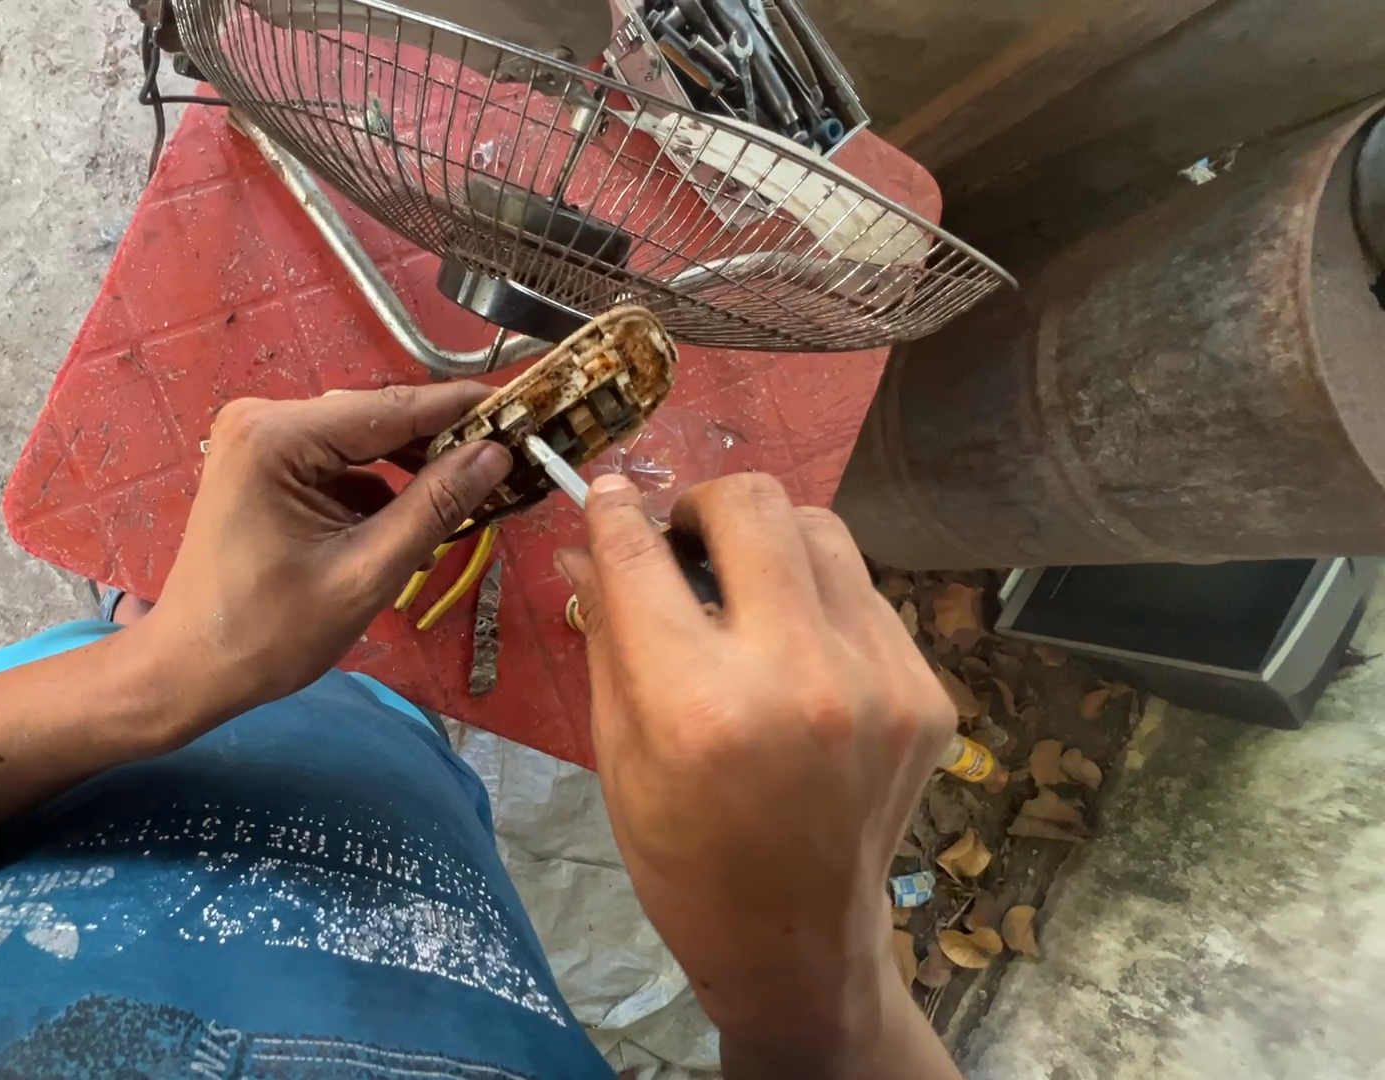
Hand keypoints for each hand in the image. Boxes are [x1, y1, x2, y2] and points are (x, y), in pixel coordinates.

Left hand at [141, 384, 510, 721]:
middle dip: (439, 442)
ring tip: (470, 488)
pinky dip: (376, 486)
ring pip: (359, 441)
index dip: (462, 407)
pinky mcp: (264, 466)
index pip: (391, 408)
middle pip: (375, 420)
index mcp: (277, 437)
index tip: (522, 403)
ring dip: (410, 466)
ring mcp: (259, 441)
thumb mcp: (366, 573)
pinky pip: (336, 463)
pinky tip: (412, 511)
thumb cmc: (270, 634)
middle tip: (507, 457)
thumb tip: (495, 454)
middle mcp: (263, 419)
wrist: (191, 669)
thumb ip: (434, 507)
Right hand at [555, 472, 956, 1073]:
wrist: (794, 941)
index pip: (639, 557)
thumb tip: (581, 549)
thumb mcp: (616, 743)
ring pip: (818, 526)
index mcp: (693, 702)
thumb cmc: (675, 849)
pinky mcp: (925, 691)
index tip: (604, 491)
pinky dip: (813, 591)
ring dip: (763, 536)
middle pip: (749, 505)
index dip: (612, 509)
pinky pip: (860, 588)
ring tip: (739, 582)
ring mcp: (877, 679)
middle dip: (697, 503)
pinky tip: (792, 640)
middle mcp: (794, 675)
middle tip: (679, 539)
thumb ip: (605, 630)